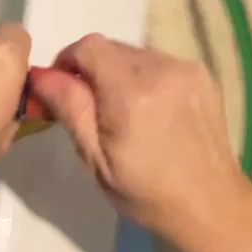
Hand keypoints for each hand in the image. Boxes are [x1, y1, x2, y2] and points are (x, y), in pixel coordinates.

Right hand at [29, 34, 251, 243]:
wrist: (210, 204)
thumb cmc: (145, 192)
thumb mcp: (95, 160)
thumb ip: (70, 110)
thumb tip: (42, 76)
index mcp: (130, 95)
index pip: (89, 47)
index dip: (68, 59)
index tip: (61, 87)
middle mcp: (161, 72)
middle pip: (111, 47)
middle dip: (92, 70)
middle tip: (90, 107)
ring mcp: (187, 70)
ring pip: (135, 53)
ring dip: (118, 72)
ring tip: (122, 112)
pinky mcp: (203, 74)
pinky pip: (160, 62)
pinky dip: (145, 77)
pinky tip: (150, 110)